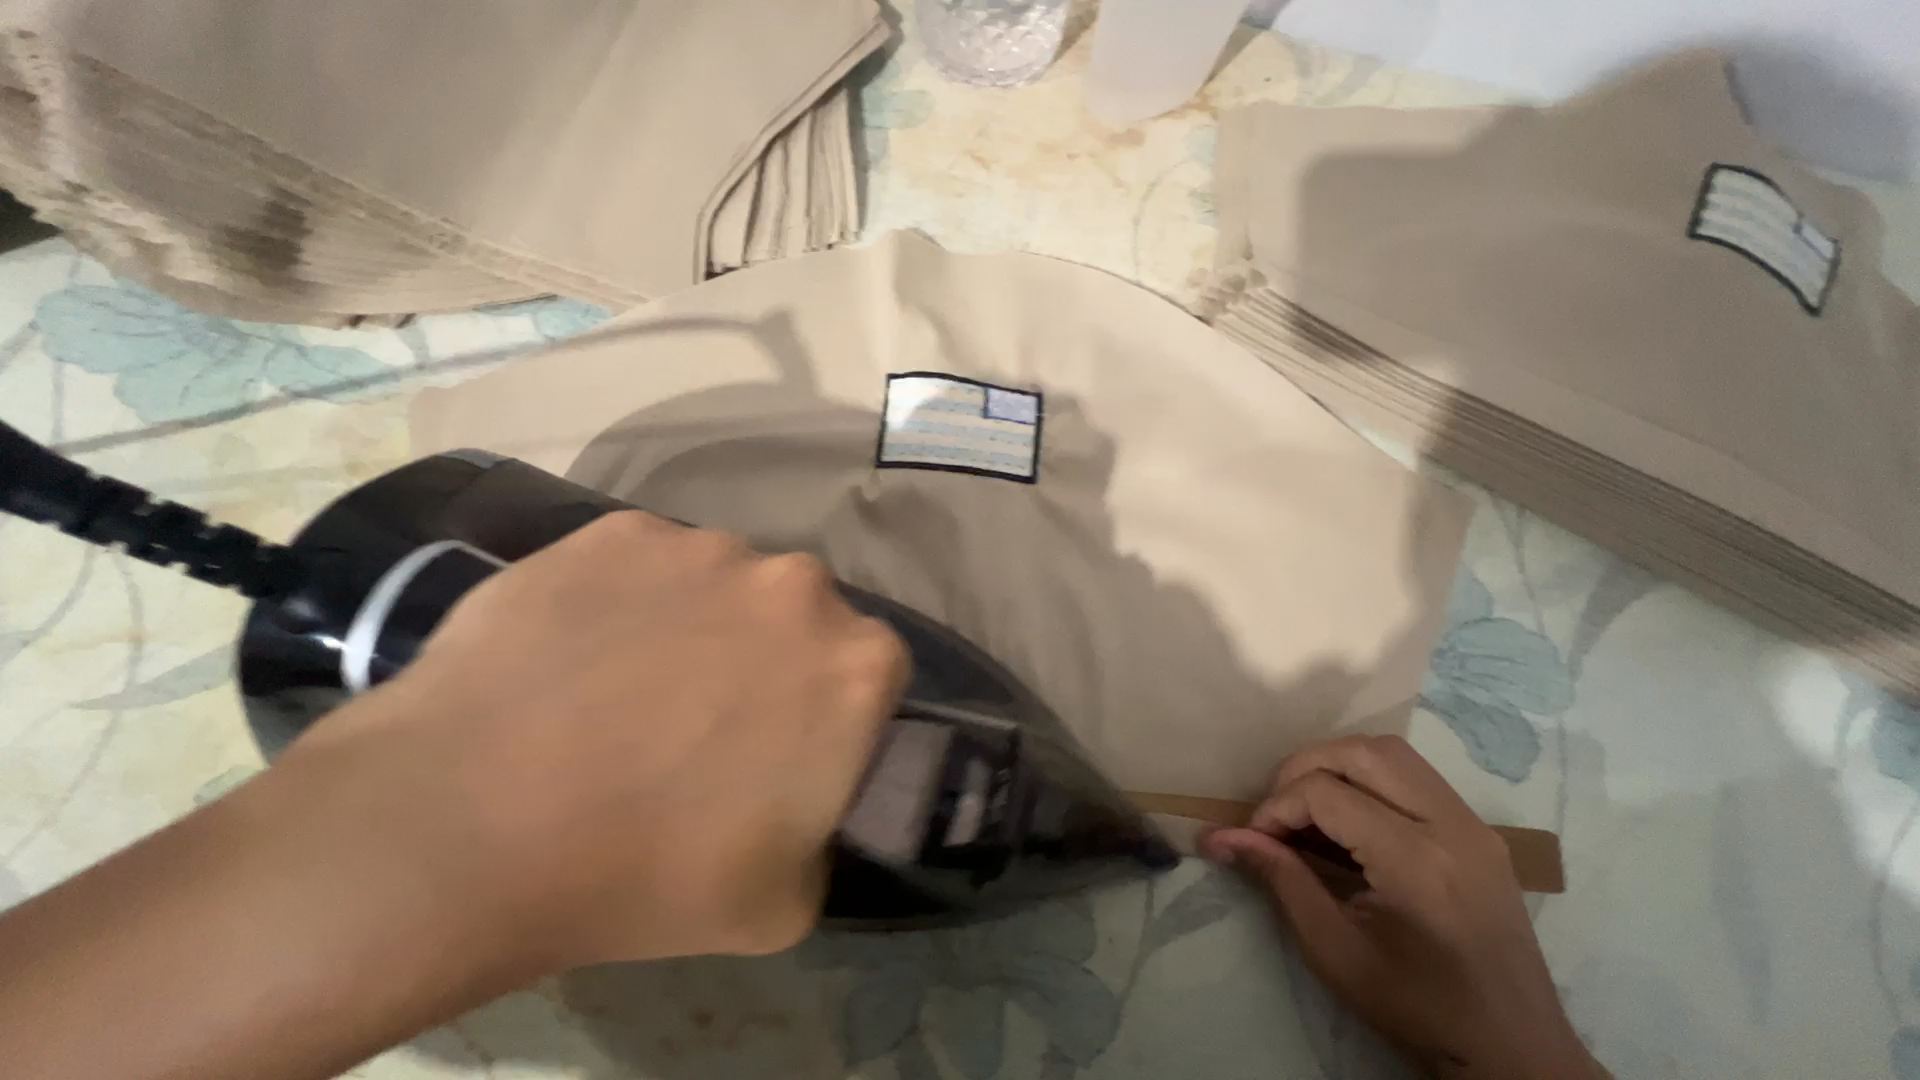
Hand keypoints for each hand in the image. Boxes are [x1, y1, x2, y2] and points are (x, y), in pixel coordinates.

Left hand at [290, 511, 910, 966]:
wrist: (467, 827)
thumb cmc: (647, 873)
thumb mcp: (782, 903)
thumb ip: (823, 841)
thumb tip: (803, 806)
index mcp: (857, 665)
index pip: (872, 675)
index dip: (831, 714)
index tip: (785, 748)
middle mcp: (798, 585)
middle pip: (801, 618)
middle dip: (770, 658)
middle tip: (704, 717)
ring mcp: (703, 547)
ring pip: (723, 583)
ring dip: (700, 622)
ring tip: (626, 684)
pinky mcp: (617, 530)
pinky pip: (645, 562)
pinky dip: (628, 597)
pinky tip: (576, 651)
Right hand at [1200, 736, 1604, 1079]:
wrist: (1512, 1049)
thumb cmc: (1415, 1007)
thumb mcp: (1333, 949)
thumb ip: (1278, 878)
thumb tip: (1217, 837)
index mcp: (1416, 863)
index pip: (1326, 793)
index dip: (1276, 807)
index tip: (1256, 841)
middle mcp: (1451, 827)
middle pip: (1360, 752)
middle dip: (1303, 768)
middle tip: (1277, 812)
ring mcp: (1473, 825)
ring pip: (1391, 752)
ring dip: (1337, 765)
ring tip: (1309, 808)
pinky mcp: (1479, 831)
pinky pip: (1415, 775)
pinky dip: (1369, 778)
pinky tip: (1350, 820)